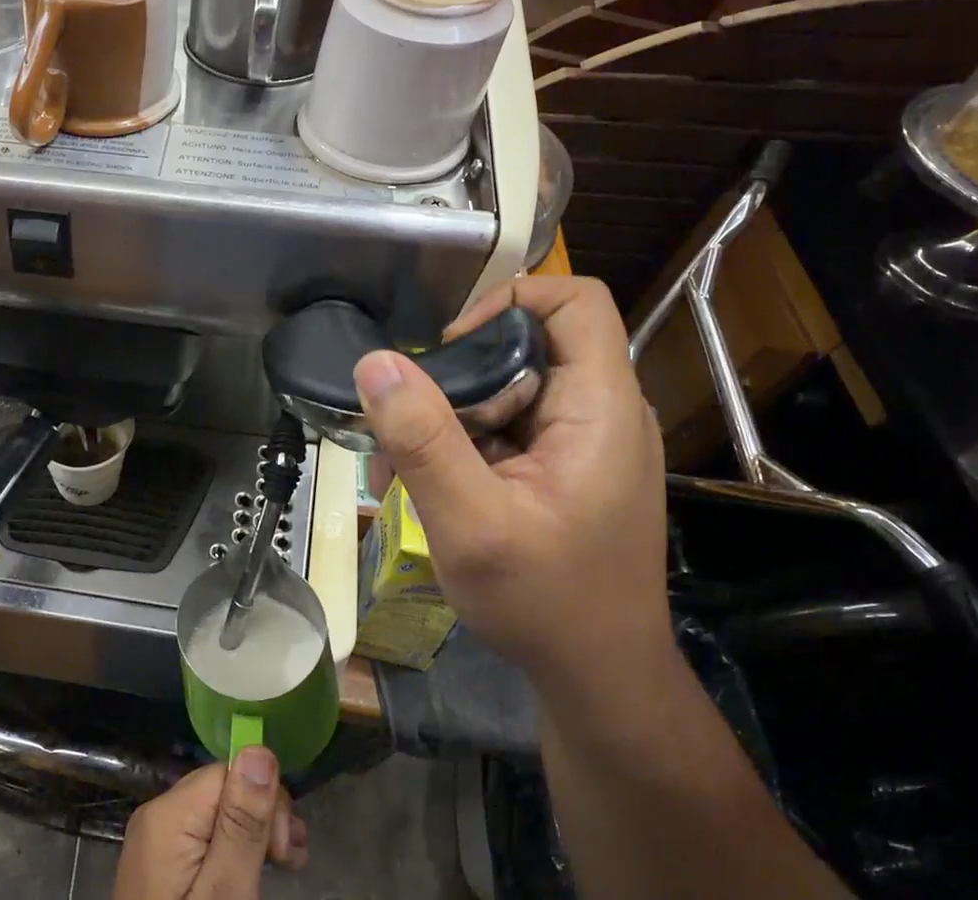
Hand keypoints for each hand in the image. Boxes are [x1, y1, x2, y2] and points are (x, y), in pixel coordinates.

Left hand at [112, 746, 308, 899]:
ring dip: (256, 833)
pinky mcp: (163, 861)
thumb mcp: (226, 891)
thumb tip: (259, 748)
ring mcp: (157, 839)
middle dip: (264, 817)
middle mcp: (157, 815)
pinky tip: (257, 869)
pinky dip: (235, 847)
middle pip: (224, 789)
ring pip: (219, 811)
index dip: (264, 801)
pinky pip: (205, 834)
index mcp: (167, 814)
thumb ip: (241, 823)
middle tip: (291, 862)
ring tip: (287, 865)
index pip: (228, 772)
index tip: (286, 848)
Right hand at [352, 276, 670, 687]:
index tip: (448, 351)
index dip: (507, 301)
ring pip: (509, 391)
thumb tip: (375, 363)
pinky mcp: (566, 471)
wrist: (598, 677)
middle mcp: (602, 414)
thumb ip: (424, 441)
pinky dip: (464, 448)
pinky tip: (429, 491)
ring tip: (406, 471)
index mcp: (600, 409)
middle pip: (528, 346)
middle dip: (457, 378)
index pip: (574, 301)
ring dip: (450, 420)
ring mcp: (585, 444)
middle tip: (407, 429)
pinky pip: (509, 431)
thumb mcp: (471, 524)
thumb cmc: (546, 604)